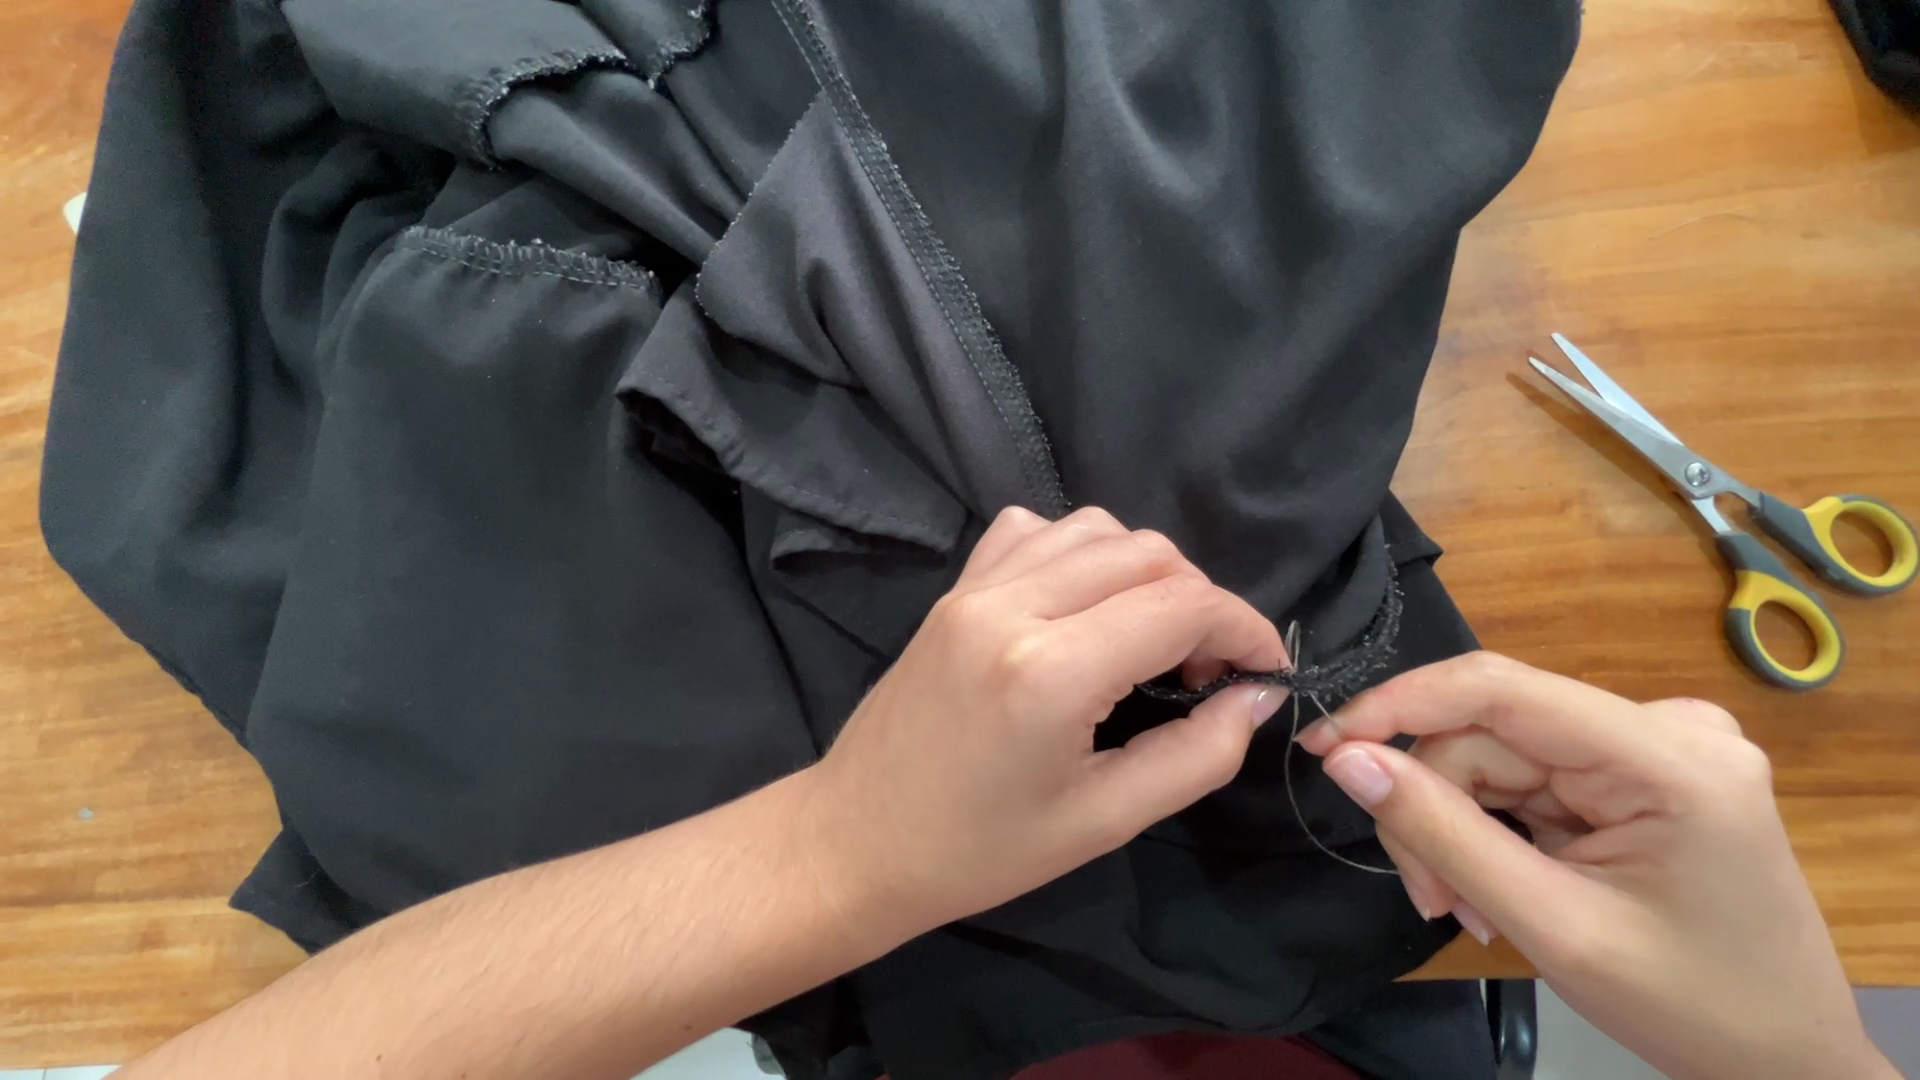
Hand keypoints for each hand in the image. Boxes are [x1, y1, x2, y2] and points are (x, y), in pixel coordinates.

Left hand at [800, 506, 1287, 942]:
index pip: (1182, 604)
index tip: (1264, 669)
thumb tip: (1256, 696)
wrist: (858, 837)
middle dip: (1201, 601)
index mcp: (1051, 670)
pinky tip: (1081, 603)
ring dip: (1145, 571)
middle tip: (1205, 669)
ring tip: (1149, 636)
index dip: (1244, 628)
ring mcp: (974, 587)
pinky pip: (1033, 532)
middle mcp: (1011, 605)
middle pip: (1147, 553)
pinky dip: (1080, 551)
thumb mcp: (1104, 821)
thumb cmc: (980, 849)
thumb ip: (1198, 755)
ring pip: (1095, 529)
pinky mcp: (954, 588)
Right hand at [1297, 653, 1894, 1079]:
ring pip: (1483, 753)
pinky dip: (1480, 826)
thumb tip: (1343, 758)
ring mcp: (1642, 742)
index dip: (1395, 705)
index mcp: (1667, 756)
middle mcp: (1658, 727)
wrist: (1783, 1065)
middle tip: (1423, 891)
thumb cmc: (1689, 1007)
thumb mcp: (1550, 925)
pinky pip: (1508, 771)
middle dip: (1431, 806)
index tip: (1322, 746)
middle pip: (1481, 732)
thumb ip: (1439, 831)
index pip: (1495, 689)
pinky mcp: (1622, 763)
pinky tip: (1487, 882)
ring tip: (1456, 902)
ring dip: (1451, 825)